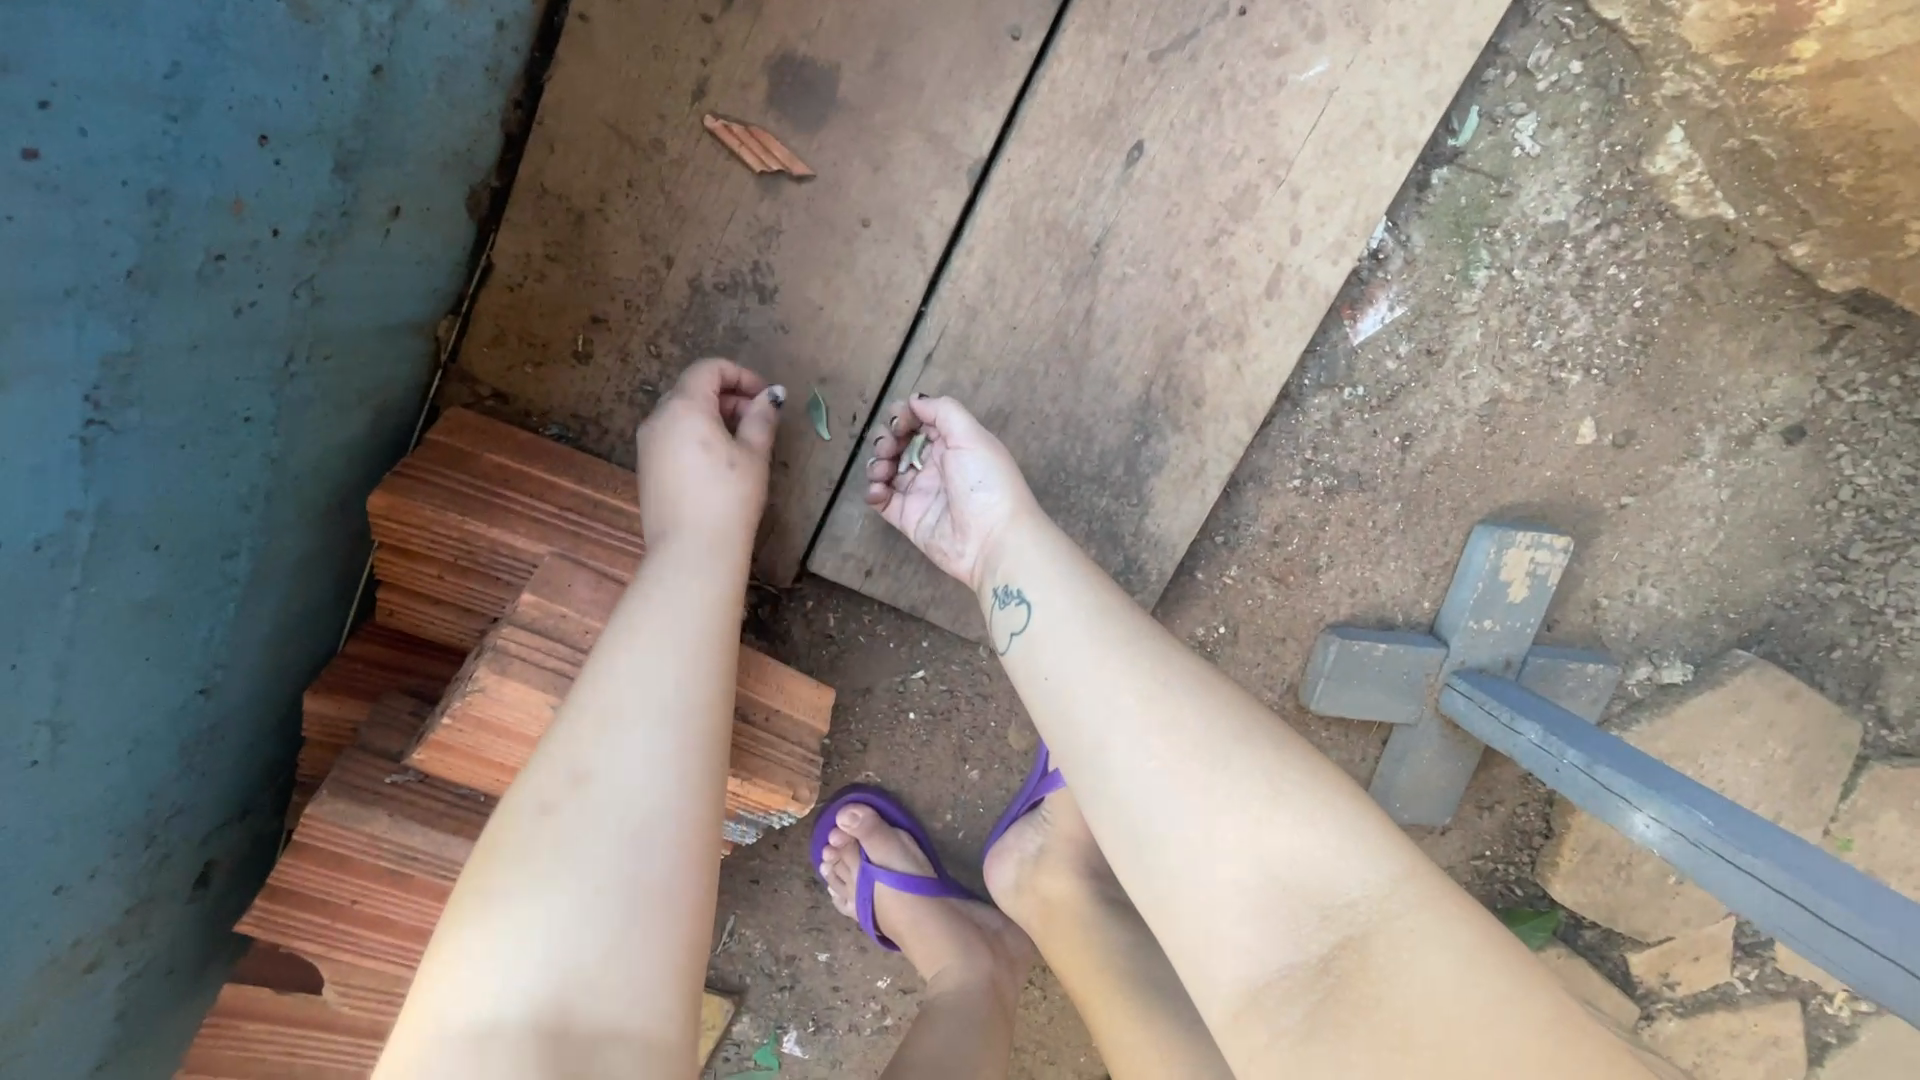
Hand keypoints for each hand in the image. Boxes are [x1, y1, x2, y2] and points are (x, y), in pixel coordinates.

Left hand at [635, 358, 781, 551]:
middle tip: (759, 420)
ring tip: (742, 443)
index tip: (765, 397)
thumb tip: (771, 397)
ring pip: (681, 414)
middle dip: (729, 396)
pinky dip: (696, 436)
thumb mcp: (754, 455)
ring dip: (713, 416)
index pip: (709, 369)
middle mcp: (658, 418)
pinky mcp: (647, 468)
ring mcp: (647, 445)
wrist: (692, 551)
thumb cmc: (729, 497)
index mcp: (684, 407)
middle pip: (693, 389)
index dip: (741, 375)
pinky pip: (672, 437)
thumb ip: (761, 419)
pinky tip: (719, 464)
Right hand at [864, 395, 1041, 591]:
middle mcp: (936, 465)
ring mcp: (920, 492)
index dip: (904, 415)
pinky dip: (873, 491)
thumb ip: (943, 411)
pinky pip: (882, 500)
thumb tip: (915, 399)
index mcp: (953, 443)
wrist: (993, 540)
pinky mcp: (908, 518)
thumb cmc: (986, 483)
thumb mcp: (971, 436)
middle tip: (889, 448)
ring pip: (886, 468)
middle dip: (886, 438)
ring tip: (882, 470)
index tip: (899, 422)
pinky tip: (879, 490)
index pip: (920, 420)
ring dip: (876, 462)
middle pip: (899, 442)